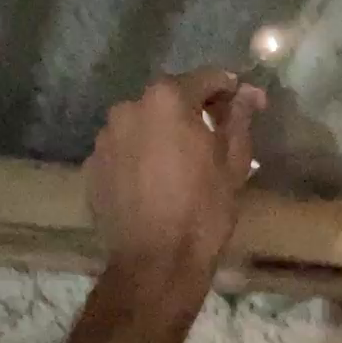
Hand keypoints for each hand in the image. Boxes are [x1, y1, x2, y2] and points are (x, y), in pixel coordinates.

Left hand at [85, 68, 266, 277]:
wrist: (155, 264)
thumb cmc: (203, 209)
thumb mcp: (234, 161)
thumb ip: (240, 117)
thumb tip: (249, 92)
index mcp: (167, 98)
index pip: (207, 78)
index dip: (230, 91)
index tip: (244, 107)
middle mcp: (130, 107)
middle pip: (171, 97)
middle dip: (194, 109)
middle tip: (215, 136)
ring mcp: (106, 136)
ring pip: (145, 122)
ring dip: (163, 131)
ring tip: (181, 162)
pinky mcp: (92, 164)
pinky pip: (125, 148)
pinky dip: (141, 154)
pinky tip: (155, 181)